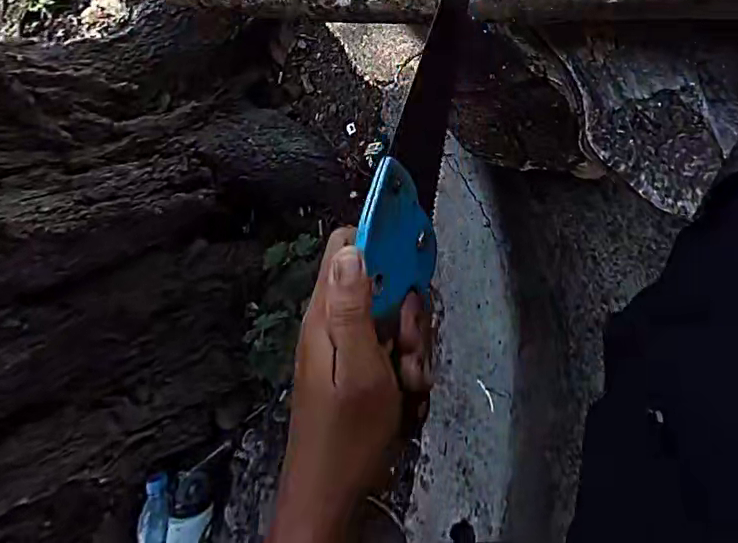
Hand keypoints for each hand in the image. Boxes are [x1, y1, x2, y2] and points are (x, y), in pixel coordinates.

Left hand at [268, 228, 433, 542]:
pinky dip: (405, 360)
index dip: (379, 237)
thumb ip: (353, 307)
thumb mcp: (358, 369)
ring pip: (391, 313)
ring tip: (409, 377)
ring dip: (410, 339)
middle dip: (405, 305)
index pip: (345, 245)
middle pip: (379, 280)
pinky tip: (406, 390)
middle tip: (407, 344)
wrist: (331, 500)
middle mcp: (334, 320)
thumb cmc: (346, 438)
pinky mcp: (358, 364)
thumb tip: (351, 248)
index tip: (411, 251)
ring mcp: (346, 343)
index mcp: (326, 313)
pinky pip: (390, 342)